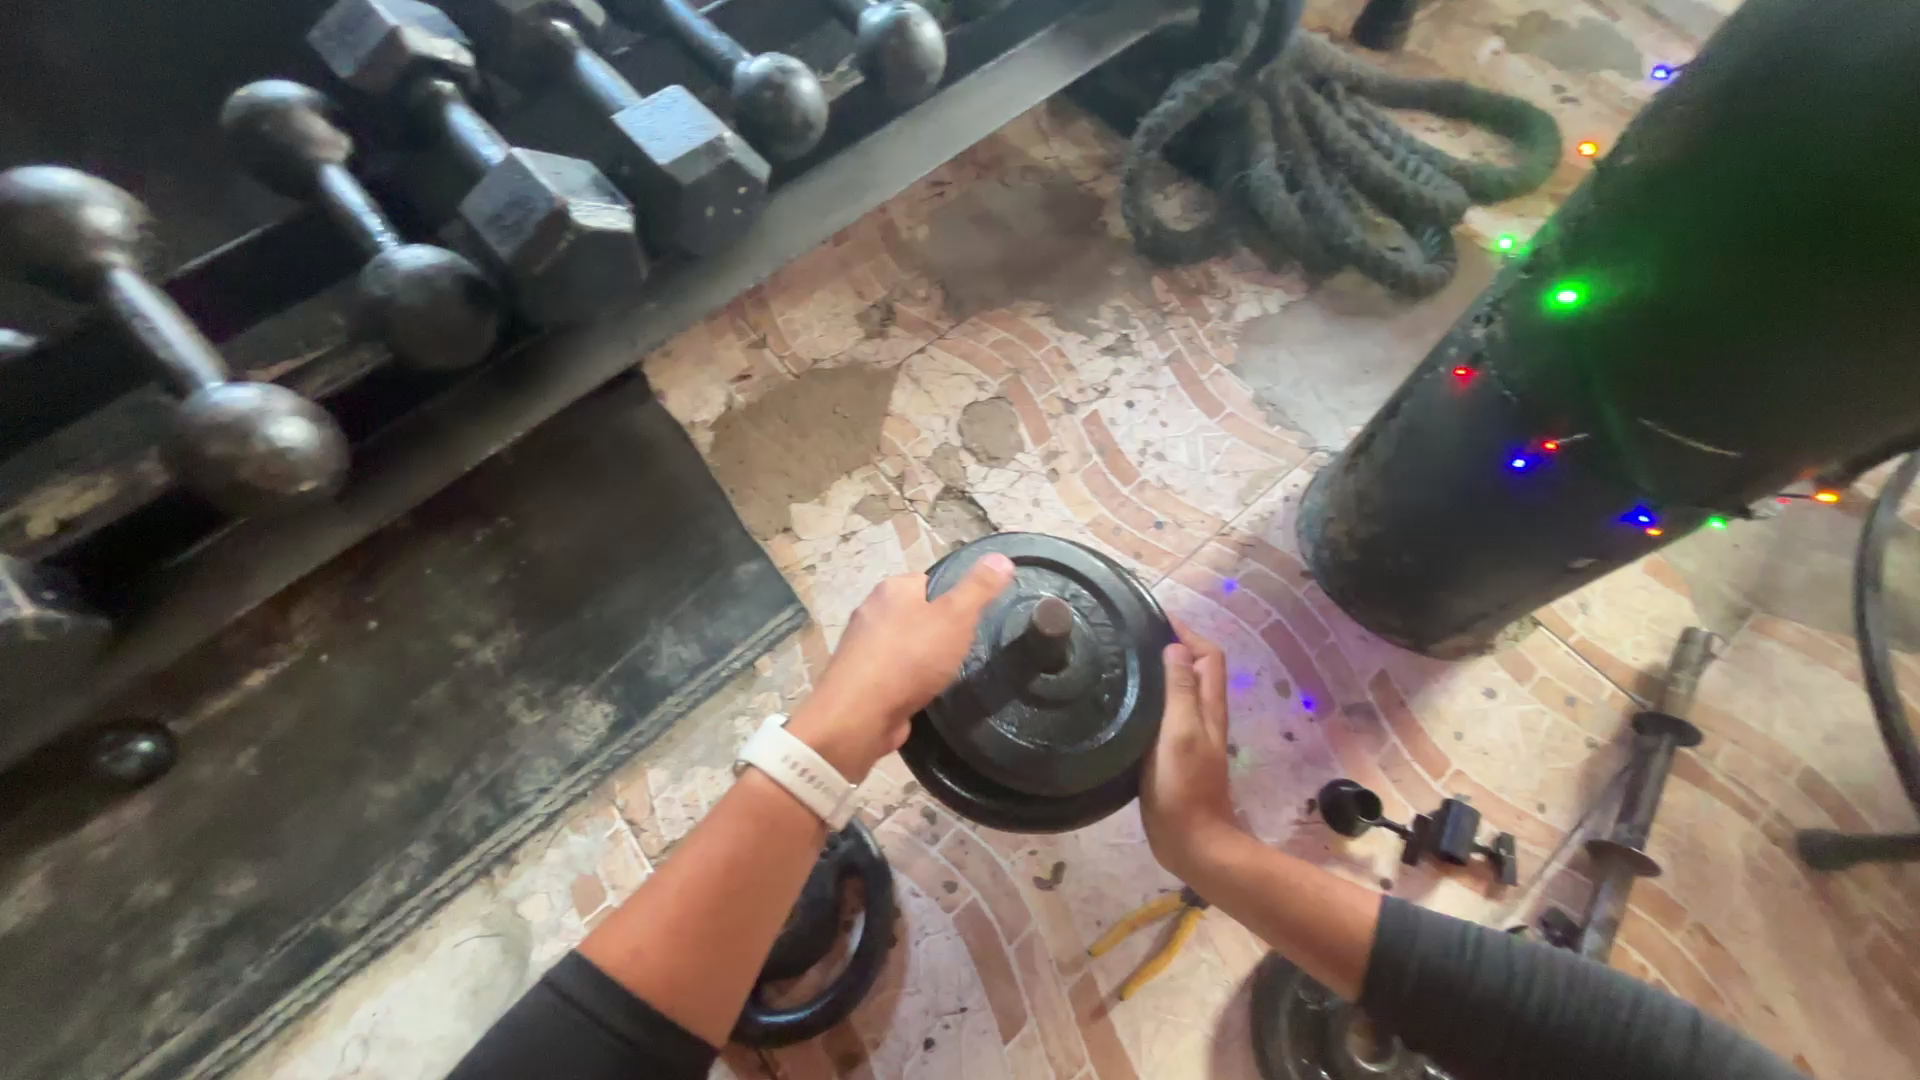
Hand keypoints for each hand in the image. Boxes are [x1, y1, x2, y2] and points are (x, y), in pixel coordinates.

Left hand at [787, 554, 1014, 782]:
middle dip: (940, 632)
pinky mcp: (861, 680)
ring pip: (906, 646)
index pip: (931, 583)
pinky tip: (925, 695)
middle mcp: (872, 611)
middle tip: (965, 650)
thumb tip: (1001, 557)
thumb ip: (979, 588)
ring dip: (924, 660)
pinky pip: (894, 674)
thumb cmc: (910, 657)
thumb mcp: (956, 616)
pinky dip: (909, 683)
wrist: (859, 715)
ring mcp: (863, 647)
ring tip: (948, 675)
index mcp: (892, 588)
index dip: (956, 599)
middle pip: (918, 614)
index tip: (973, 621)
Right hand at [1141, 620, 1245, 879]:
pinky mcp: (1172, 751)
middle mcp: (1203, 715)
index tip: (1154, 616)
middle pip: (1196, 667)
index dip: (1187, 631)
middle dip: (1173, 643)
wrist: (1190, 842)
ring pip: (1181, 688)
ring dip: (1161, 668)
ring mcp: (1189, 734)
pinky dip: (1151, 694)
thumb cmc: (1184, 787)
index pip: (1208, 654)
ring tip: (1125, 657)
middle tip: (1133, 634)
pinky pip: (1165, 710)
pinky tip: (1124, 698)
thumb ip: (1180, 690)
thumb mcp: (1180, 732)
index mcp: (1209, 707)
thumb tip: (1175, 646)